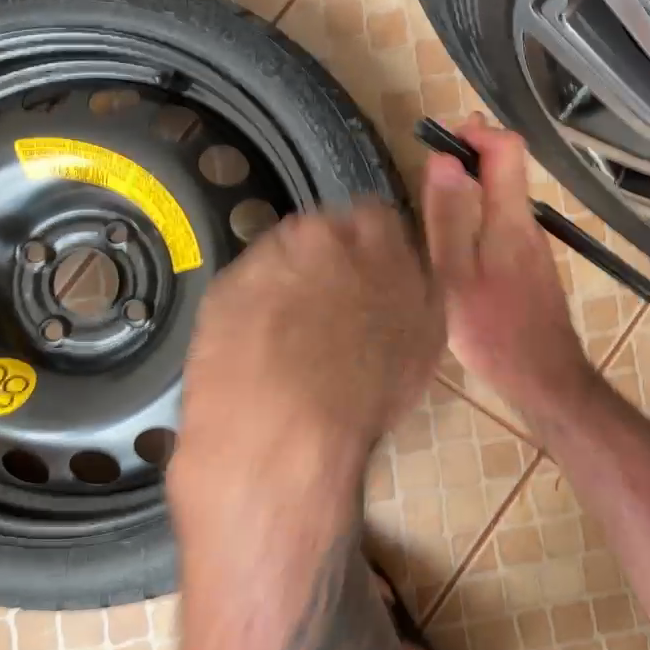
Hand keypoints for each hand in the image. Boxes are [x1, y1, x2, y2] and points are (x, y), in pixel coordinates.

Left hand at [170, 203, 443, 527]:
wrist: (283, 433)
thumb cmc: (369, 392)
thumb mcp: (426, 340)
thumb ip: (422, 287)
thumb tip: (413, 267)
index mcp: (378, 240)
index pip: (378, 216)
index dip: (375, 248)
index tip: (374, 276)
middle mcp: (319, 234)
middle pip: (326, 232)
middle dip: (330, 262)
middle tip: (335, 308)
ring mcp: (266, 257)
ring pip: (283, 257)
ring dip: (290, 281)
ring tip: (294, 334)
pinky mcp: (222, 286)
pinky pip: (247, 287)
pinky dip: (254, 307)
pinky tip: (261, 349)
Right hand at [423, 114, 596, 412]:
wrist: (545, 379)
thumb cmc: (494, 332)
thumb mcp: (455, 276)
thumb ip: (449, 217)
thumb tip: (444, 159)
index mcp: (511, 219)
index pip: (508, 147)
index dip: (476, 133)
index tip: (441, 142)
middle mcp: (529, 227)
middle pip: (506, 173)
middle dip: (468, 161)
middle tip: (426, 177)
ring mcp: (535, 251)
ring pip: (503, 205)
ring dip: (472, 194)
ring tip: (432, 214)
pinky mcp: (533, 273)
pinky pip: (504, 232)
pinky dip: (480, 225)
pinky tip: (455, 254)